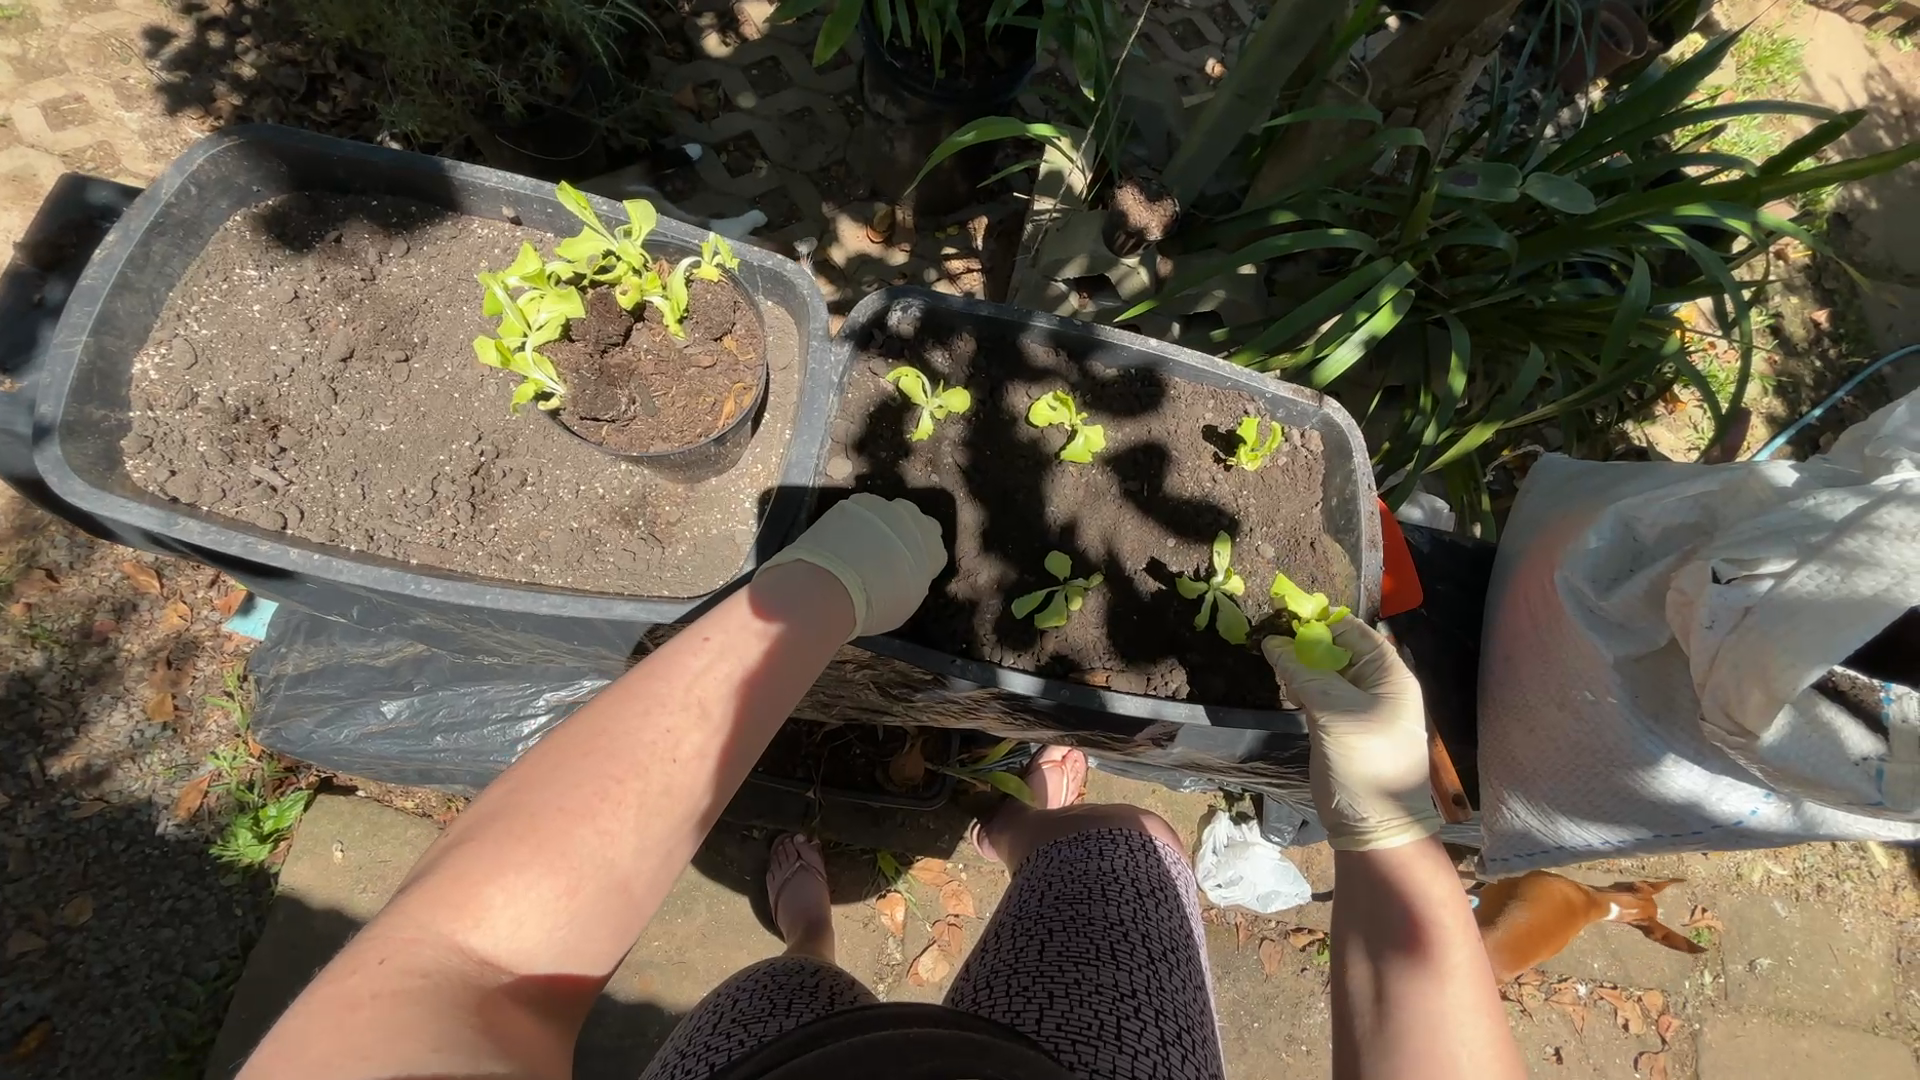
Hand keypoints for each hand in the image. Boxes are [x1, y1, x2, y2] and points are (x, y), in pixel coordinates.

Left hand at [757, 494, 945, 638]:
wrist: (833, 587)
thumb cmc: (875, 606)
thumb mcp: (905, 603)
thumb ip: (913, 581)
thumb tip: (904, 576)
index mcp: (933, 551)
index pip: (935, 550)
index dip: (921, 559)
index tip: (907, 571)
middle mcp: (916, 522)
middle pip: (916, 523)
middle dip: (905, 534)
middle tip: (886, 555)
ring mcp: (886, 507)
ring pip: (888, 512)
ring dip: (879, 525)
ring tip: (858, 546)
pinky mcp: (858, 501)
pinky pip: (861, 509)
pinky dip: (854, 520)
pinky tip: (840, 538)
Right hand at [1262, 619, 1439, 851]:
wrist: (1372, 824)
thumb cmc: (1365, 763)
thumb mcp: (1334, 712)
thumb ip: (1303, 673)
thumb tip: (1272, 641)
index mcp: (1390, 677)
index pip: (1355, 633)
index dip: (1322, 622)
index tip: (1284, 617)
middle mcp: (1376, 686)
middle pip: (1338, 649)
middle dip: (1306, 642)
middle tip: (1271, 639)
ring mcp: (1357, 707)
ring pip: (1325, 670)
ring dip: (1300, 663)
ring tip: (1274, 661)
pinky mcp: (1339, 724)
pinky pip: (1319, 691)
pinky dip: (1300, 684)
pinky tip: (1284, 684)